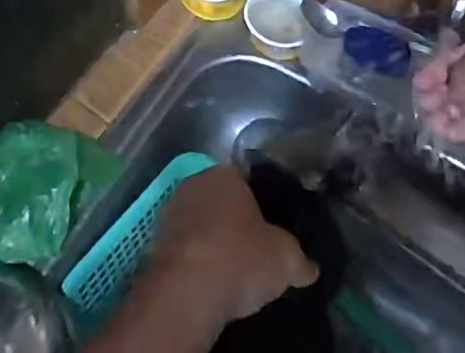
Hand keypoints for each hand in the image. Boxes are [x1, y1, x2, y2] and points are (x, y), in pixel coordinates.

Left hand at [142, 165, 317, 321]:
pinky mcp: (154, 240)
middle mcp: (196, 181)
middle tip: (254, 250)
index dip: (262, 203)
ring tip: (230, 270)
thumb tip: (309, 267)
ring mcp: (171, 210)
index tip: (271, 228)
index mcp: (226, 173)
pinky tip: (208, 280)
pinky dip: (195, 258)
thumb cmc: (238, 258)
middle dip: (235, 220)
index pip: (249, 180)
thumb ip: (300, 258)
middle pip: (222, 199)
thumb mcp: (286, 259)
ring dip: (212, 240)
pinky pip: (184, 245)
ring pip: (200, 222)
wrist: (185, 291)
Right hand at [413, 39, 464, 148]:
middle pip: (458, 84)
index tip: (419, 84)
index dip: (436, 70)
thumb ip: (461, 72)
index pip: (455, 59)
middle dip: (438, 93)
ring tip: (428, 120)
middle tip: (420, 105)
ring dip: (445, 112)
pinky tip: (443, 130)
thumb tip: (449, 92)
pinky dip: (460, 127)